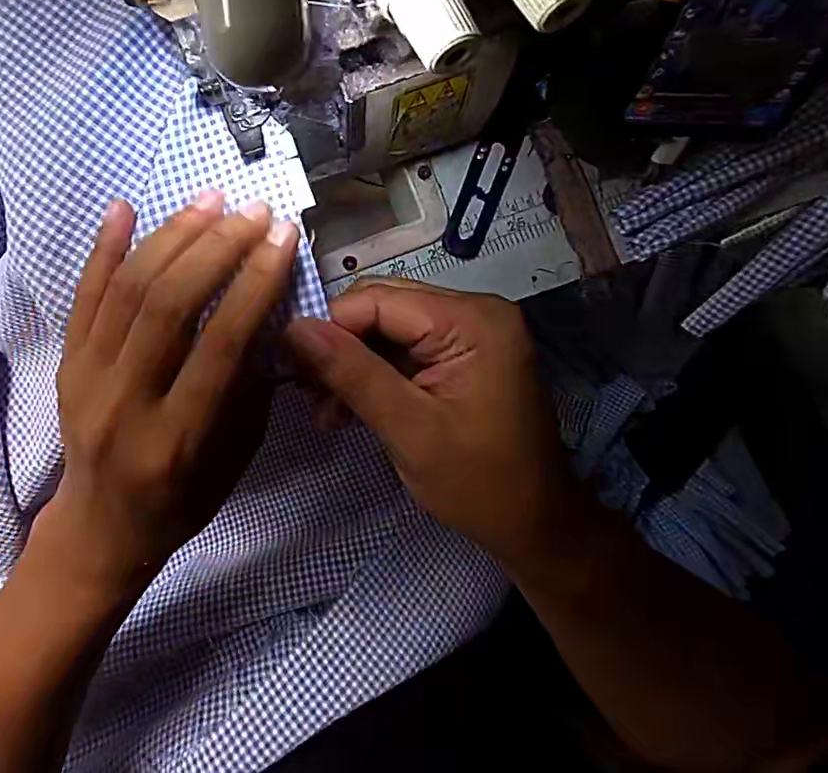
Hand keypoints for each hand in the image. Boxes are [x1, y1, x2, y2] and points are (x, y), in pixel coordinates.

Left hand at [33, 191, 299, 598]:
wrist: (99, 527)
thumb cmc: (181, 498)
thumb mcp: (235, 455)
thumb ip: (248, 383)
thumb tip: (262, 305)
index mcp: (176, 436)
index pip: (220, 340)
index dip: (255, 280)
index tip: (281, 236)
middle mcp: (124, 401)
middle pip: (169, 303)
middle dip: (217, 247)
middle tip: (251, 212)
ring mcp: (85, 378)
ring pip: (128, 289)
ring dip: (173, 235)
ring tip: (209, 200)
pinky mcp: (65, 362)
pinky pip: (84, 295)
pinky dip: (104, 247)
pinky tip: (124, 207)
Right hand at [284, 279, 580, 571]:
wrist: (536, 526)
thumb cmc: (479, 484)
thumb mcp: (408, 429)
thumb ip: (352, 373)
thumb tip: (293, 329)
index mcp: (472, 320)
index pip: (378, 300)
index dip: (329, 327)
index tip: (292, 366)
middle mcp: (474, 310)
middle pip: (381, 308)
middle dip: (338, 348)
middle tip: (307, 392)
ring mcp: (470, 330)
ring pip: (386, 328)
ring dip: (351, 365)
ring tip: (326, 411)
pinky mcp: (462, 352)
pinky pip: (403, 347)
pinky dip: (373, 374)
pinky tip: (348, 409)